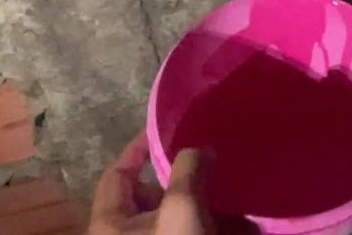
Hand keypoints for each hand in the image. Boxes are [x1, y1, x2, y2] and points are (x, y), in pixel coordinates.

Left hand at [88, 134, 220, 233]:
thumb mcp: (180, 208)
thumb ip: (188, 169)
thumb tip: (199, 148)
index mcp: (110, 223)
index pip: (117, 172)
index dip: (140, 147)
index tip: (166, 127)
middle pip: (152, 194)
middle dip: (185, 178)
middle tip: (211, 164)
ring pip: (177, 217)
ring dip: (205, 203)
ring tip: (232, 191)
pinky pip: (190, 232)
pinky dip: (212, 225)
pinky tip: (241, 220)